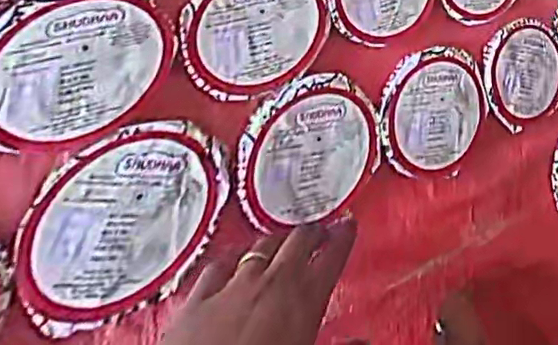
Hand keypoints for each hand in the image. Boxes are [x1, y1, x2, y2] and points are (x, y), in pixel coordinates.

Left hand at [162, 220, 358, 344]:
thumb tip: (361, 343)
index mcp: (304, 299)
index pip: (333, 254)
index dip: (343, 236)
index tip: (347, 225)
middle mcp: (272, 283)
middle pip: (299, 239)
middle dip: (312, 233)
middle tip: (320, 233)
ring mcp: (232, 287)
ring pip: (261, 246)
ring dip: (276, 242)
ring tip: (282, 243)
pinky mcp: (196, 302)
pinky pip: (218, 267)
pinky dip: (231, 260)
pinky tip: (232, 260)